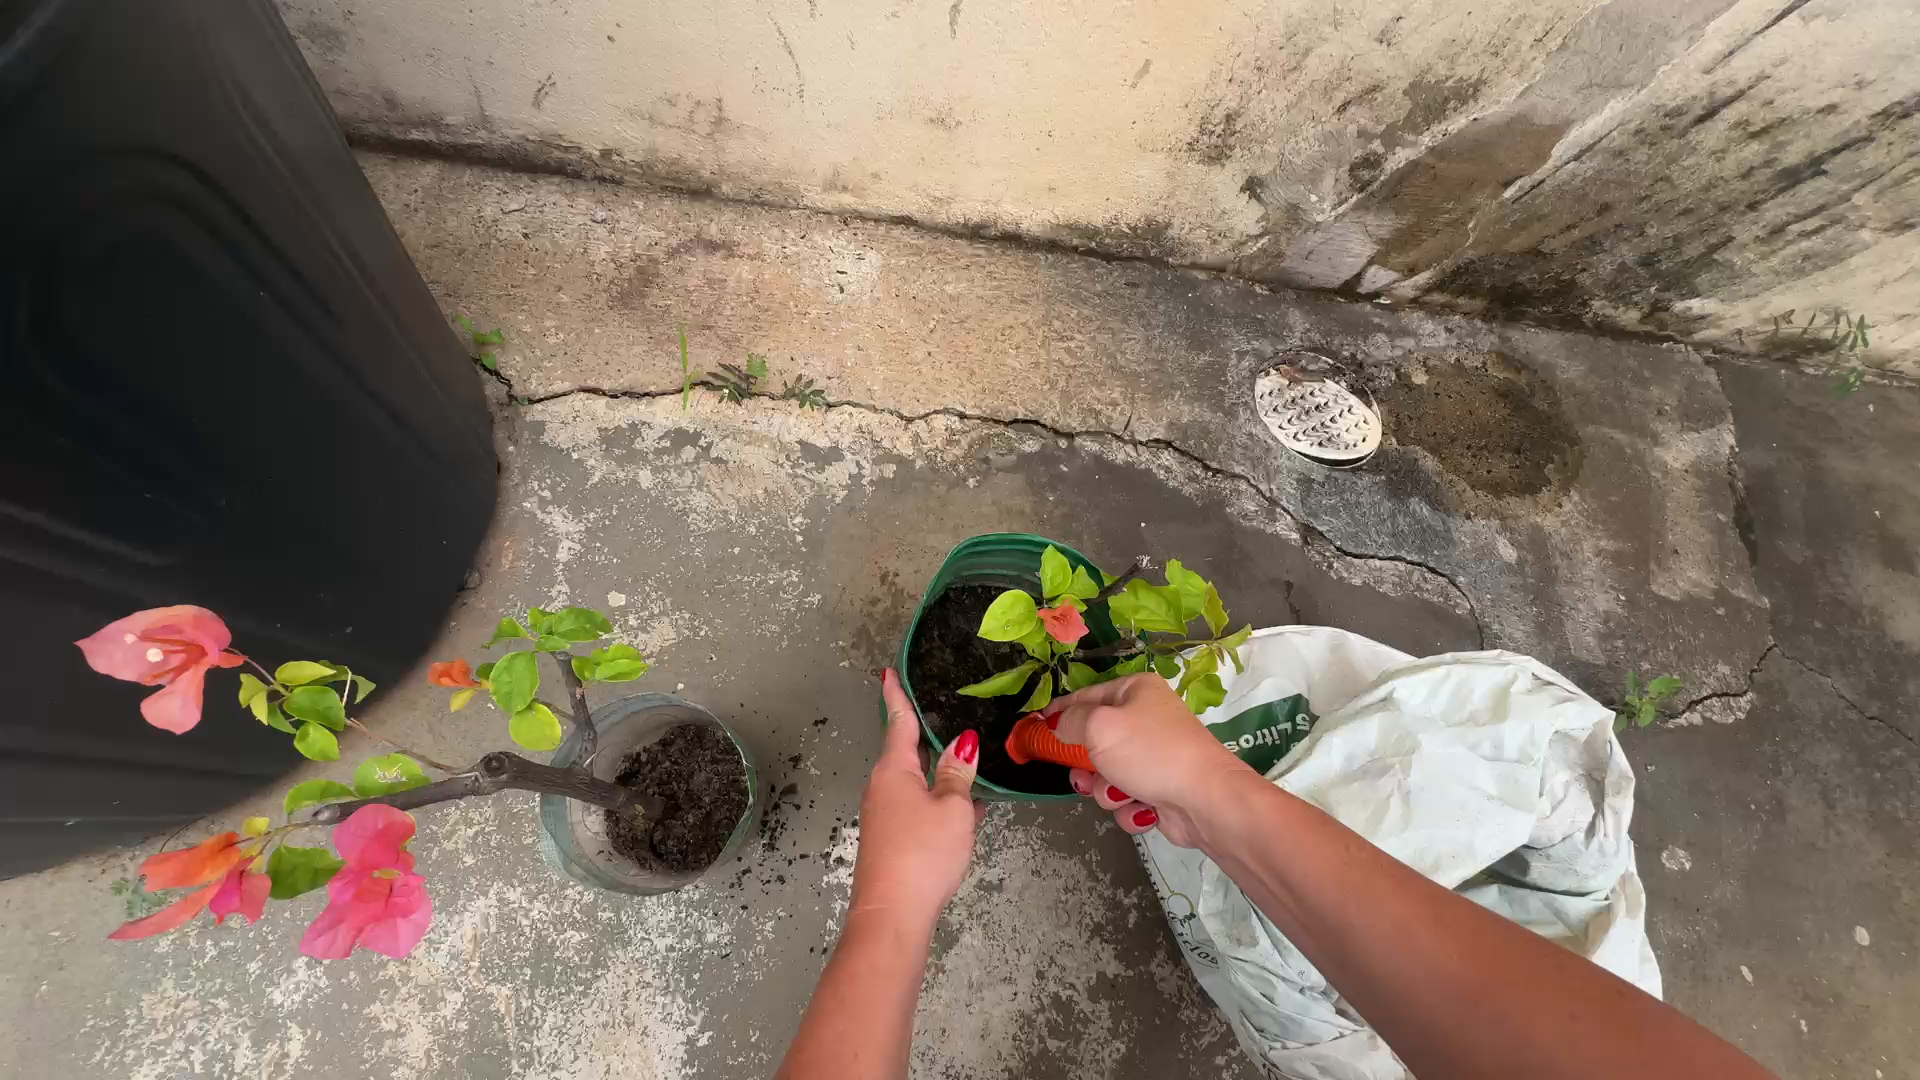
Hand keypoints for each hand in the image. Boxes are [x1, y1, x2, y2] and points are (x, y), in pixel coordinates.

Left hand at [847, 668, 985, 932]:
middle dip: (927, 733)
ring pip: (918, 780)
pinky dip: (942, 798)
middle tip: (947, 708)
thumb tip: (964, 743)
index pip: (897, 720)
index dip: (896, 694)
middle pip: (908, 750)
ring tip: (971, 755)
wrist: (893, 915)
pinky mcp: (894, 837)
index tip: (888, 671)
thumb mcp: (952, 808)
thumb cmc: (922, 852)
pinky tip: (971, 803)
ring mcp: (887, 813)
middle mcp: (884, 785)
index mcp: (894, 769)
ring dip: (941, 770)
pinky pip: (921, 804)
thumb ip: (959, 774)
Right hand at [1050, 673, 1255, 846]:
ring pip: (1106, 773)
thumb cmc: (1150, 752)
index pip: (1085, 696)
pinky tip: (1142, 809)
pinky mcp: (1161, 788)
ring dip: (1106, 789)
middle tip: (1082, 776)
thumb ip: (1069, 721)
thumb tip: (1057, 723)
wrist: (1205, 801)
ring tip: (1120, 793)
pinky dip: (1129, 805)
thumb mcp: (1099, 726)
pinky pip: (1126, 796)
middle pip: (1093, 740)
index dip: (1059, 712)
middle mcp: (1145, 717)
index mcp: (1134, 690)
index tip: (1036, 728)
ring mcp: (1154, 755)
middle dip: (1085, 764)